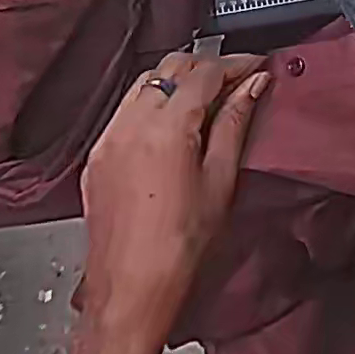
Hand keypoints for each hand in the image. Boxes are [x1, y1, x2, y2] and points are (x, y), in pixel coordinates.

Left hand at [78, 51, 269, 339]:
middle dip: (208, 65)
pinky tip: (175, 119)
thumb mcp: (221, 178)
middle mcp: (131, 122)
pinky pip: (127, 107)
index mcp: (166, 127)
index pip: (205, 72)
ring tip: (210, 96)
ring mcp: (108, 137)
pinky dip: (154, 99)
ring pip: (146, 81)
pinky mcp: (97, 154)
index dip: (236, 63)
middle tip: (238, 79)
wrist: (131, 290)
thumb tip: (253, 85)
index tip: (257, 65)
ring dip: (179, 78)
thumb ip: (235, 122)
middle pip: (172, 66)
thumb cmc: (184, 243)